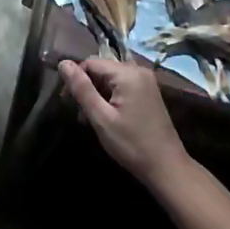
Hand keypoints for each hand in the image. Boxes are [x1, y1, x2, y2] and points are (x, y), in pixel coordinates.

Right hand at [60, 54, 191, 189]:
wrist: (166, 166)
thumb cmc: (131, 144)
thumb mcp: (101, 118)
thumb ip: (82, 89)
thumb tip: (63, 63)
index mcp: (127, 73)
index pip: (90, 63)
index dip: (76, 79)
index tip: (68, 102)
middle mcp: (138, 70)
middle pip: (102, 69)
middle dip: (87, 88)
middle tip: (80, 114)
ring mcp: (146, 81)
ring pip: (111, 78)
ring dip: (98, 94)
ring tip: (90, 119)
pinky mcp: (149, 92)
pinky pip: (123, 86)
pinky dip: (111, 97)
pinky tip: (106, 116)